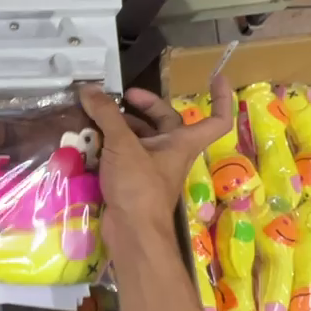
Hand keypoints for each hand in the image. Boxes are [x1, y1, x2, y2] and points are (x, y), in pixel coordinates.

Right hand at [79, 73, 235, 232]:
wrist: (132, 233)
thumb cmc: (139, 187)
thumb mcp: (123, 145)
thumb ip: (106, 115)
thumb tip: (89, 89)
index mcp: (182, 143)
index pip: (216, 119)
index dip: (221, 98)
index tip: (216, 77)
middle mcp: (170, 153)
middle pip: (165, 121)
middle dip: (145, 105)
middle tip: (120, 97)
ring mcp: (150, 168)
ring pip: (141, 137)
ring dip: (121, 125)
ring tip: (97, 116)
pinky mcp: (131, 180)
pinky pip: (124, 154)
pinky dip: (110, 144)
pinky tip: (90, 139)